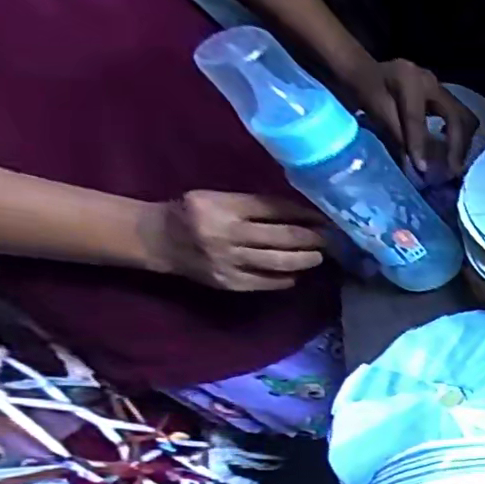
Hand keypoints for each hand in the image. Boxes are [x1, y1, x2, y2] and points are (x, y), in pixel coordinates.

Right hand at [146, 191, 327, 291]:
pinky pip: (272, 282)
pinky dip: (290, 276)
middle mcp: (222, 234)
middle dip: (314, 238)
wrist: (155, 240)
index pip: (274, 209)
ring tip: (318, 256)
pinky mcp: (231, 282)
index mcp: (218, 206)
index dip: (305, 215)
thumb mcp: (218, 201)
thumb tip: (308, 216)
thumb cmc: (194, 215)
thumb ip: (258, 207)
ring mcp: (226, 261)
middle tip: (329, 240)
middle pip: (284, 237)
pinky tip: (296, 271)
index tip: (326, 219)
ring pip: (283, 262)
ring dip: (308, 259)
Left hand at [345, 59, 479, 177]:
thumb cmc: (365, 89)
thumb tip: (416, 168)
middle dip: (456, 146)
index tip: (423, 169)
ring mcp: (443, 88)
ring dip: (463, 144)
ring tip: (455, 163)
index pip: (416, 116)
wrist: (365, 70)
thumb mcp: (375, 110)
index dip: (420, 143)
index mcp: (408, 79)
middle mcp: (431, 81)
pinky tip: (455, 151)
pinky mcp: (448, 98)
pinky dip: (462, 139)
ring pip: (466, 120)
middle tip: (453, 169)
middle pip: (456, 117)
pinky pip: (464, 121)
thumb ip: (397, 136)